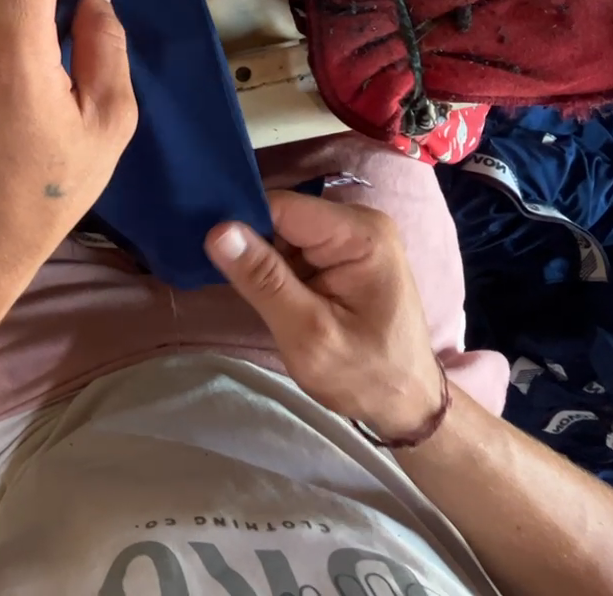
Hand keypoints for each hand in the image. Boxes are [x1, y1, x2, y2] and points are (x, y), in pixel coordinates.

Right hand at [205, 191, 442, 440]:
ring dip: (256, 257)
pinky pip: (288, 244)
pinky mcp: (337, 252)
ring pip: (278, 229)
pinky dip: (268, 265)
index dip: (239, 223)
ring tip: (241, 287)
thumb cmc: (365, 376)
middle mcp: (356, 223)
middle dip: (248, 243)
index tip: (205, 249)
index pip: (279, 206)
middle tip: (220, 276)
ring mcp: (348, 236)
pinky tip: (260, 288)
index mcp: (360, 234)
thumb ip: (263, 279)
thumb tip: (217, 230)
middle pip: (278, 214)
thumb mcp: (307, 335)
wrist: (407, 407)